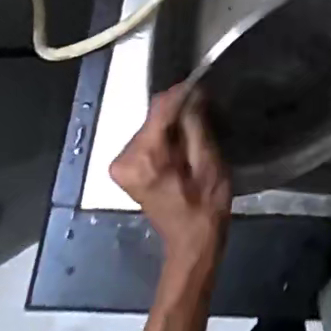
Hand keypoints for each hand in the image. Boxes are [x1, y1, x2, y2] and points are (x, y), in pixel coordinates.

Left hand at [110, 83, 231, 267]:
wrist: (191, 244)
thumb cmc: (205, 207)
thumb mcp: (209, 163)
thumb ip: (195, 125)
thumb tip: (192, 93)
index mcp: (144, 157)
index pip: (160, 107)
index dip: (182, 93)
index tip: (202, 86)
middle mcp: (124, 157)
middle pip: (154, 116)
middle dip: (179, 111)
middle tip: (205, 111)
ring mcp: (121, 163)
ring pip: (151, 125)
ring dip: (173, 123)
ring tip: (197, 129)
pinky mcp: (125, 168)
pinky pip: (148, 137)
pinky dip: (166, 136)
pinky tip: (183, 144)